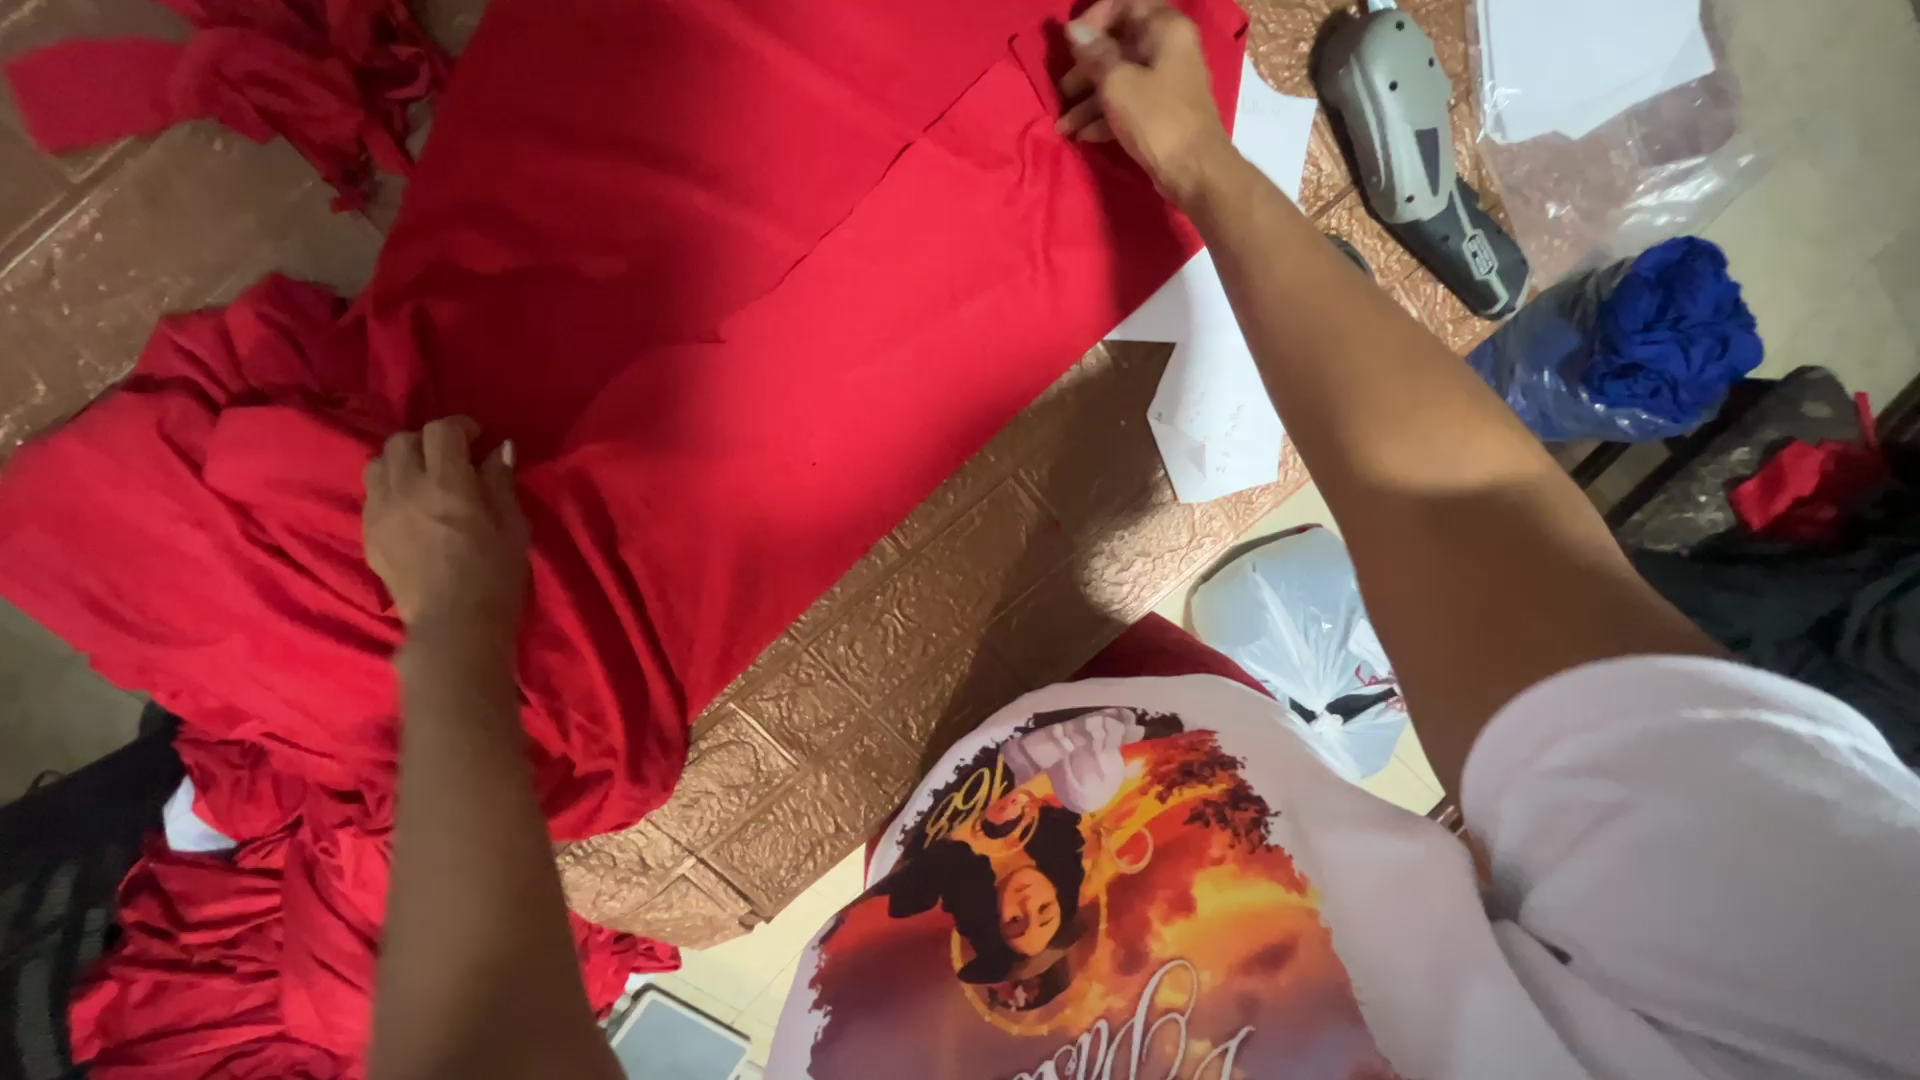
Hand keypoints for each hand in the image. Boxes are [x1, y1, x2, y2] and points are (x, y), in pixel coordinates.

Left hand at [363, 417, 528, 638]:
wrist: (455, 625)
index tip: (478, 437)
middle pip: (403, 440)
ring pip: (378, 463)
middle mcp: (406, 489)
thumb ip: (501, 483)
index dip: (461, 426)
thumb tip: (499, 448)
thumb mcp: (513, 527)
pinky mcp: (368, 534)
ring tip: (424, 478)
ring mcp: (380, 511)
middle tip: (452, 458)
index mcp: (448, 484)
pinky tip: (412, 507)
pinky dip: (391, 488)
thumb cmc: (496, 576)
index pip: (442, 431)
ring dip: (402, 461)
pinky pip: (373, 494)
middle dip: (429, 441)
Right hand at [1054, 0, 1234, 204]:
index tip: (1072, 45)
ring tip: (1064, 125)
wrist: (1194, 171)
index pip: (1125, 4)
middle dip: (1086, 69)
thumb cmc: (1157, 119)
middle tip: (1062, 91)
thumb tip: (1074, 28)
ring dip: (1089, 100)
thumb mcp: (1118, 84)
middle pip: (1119, 46)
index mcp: (1165, 29)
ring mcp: (1166, 83)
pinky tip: (1082, 135)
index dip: (1094, 20)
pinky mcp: (1161, 114)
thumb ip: (1094, 55)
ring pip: (1121, 80)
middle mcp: (1168, 49)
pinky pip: (1129, 105)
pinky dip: (1105, 117)